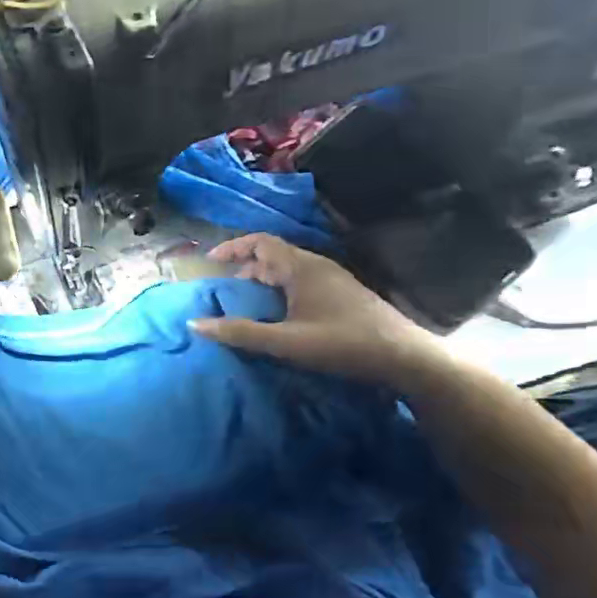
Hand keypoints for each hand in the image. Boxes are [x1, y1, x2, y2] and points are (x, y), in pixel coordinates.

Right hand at [188, 233, 446, 387]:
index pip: (261, 242)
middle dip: (244, 268)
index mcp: (302, 268)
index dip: (233, 247)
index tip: (210, 261)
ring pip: (288, 270)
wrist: (401, 356)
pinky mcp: (340, 296)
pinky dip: (279, 291)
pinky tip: (277, 316)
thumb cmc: (341, 343)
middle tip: (224, 290)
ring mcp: (331, 280)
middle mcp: (317, 266)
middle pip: (273, 255)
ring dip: (262, 281)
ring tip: (244, 304)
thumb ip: (239, 332)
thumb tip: (195, 324)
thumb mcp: (284, 341)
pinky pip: (300, 283)